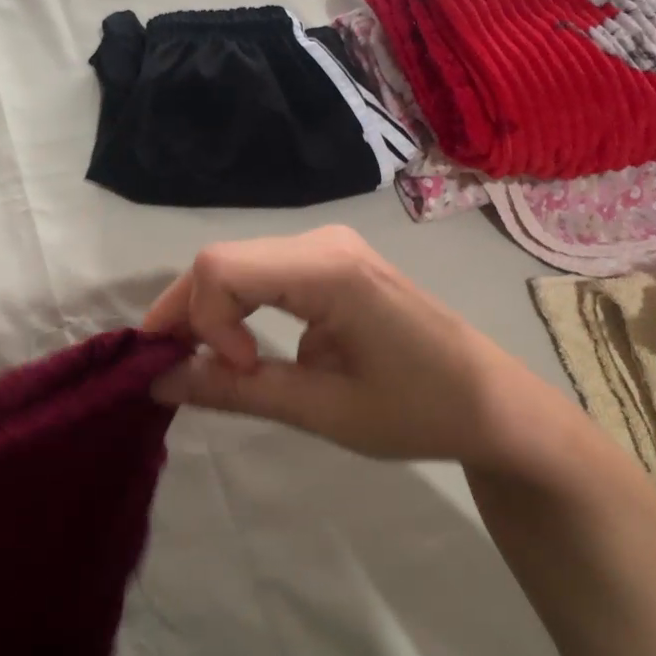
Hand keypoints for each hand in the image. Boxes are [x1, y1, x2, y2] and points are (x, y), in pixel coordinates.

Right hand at [146, 226, 557, 470]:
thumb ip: (236, 391)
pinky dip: (232, 309)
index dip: (203, 321)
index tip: (233, 374)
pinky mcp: (328, 262)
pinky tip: (234, 349)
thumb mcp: (324, 412)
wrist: (497, 406)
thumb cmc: (421, 412)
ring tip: (202, 365)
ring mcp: (326, 247)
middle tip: (174, 369)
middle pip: (220, 262)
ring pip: (232, 265)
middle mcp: (322, 242)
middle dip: (188, 315)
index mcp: (330, 269)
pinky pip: (257, 273)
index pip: (221, 269)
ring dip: (207, 314)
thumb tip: (158, 381)